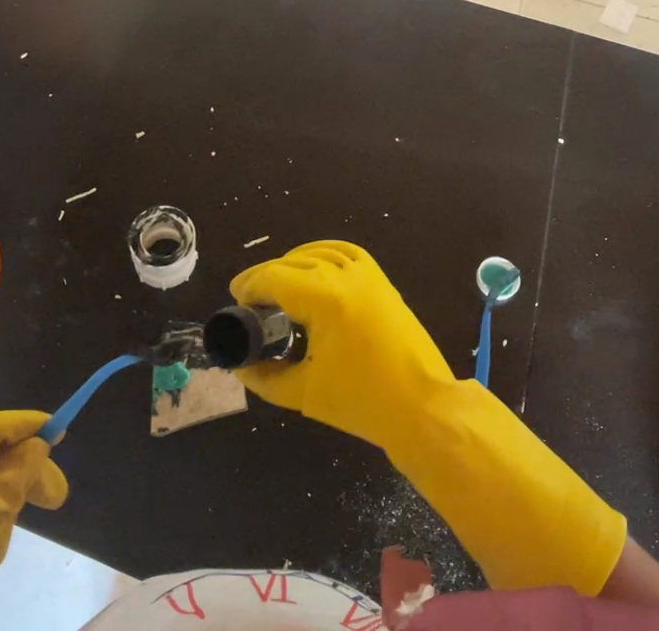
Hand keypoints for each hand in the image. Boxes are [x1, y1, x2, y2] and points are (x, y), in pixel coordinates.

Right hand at [229, 241, 456, 451]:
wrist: (421, 406)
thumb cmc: (362, 402)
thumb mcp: (304, 393)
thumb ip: (265, 377)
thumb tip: (240, 366)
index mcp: (324, 299)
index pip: (274, 277)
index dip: (249, 285)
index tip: (236, 299)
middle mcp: (345, 276)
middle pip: (292, 262)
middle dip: (266, 277)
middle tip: (250, 301)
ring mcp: (367, 275)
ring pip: (318, 253)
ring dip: (292, 264)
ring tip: (277, 286)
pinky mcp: (381, 282)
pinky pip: (346, 253)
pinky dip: (323, 255)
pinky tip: (312, 269)